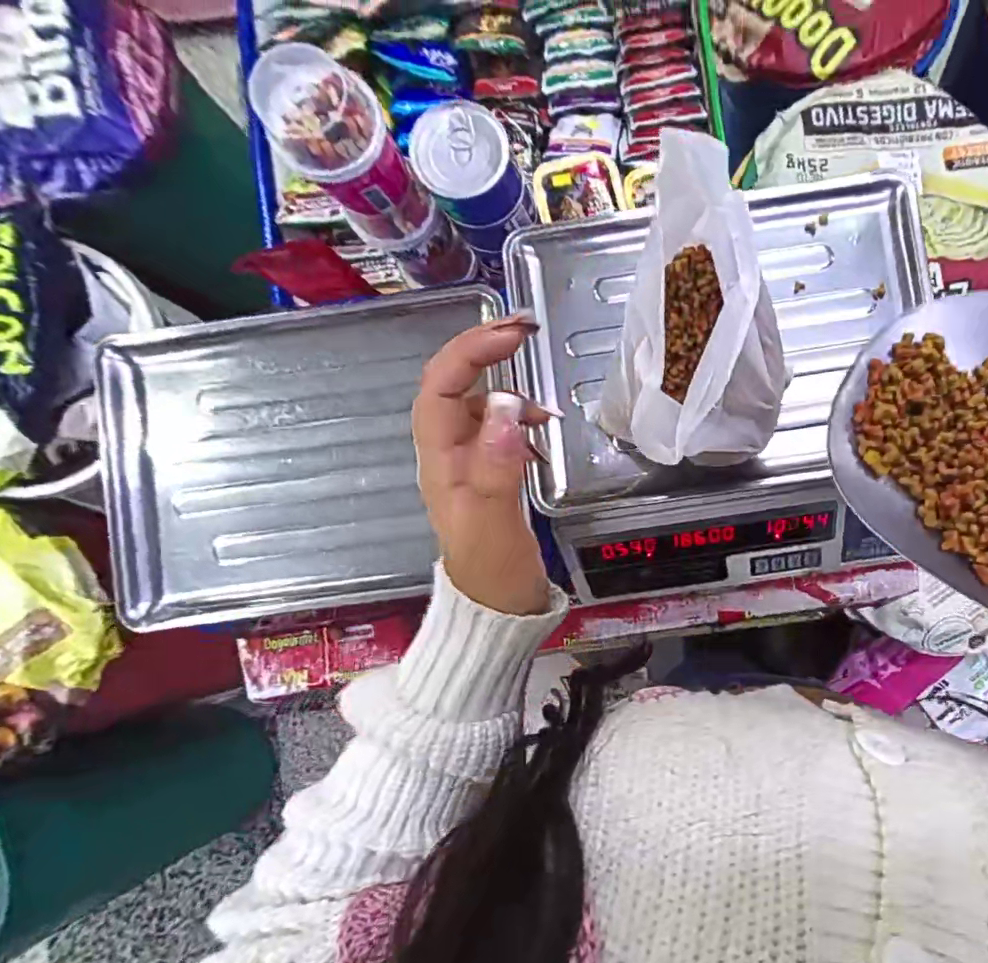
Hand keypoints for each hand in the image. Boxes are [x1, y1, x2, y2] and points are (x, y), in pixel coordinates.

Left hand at [412, 312, 554, 614]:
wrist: (499, 609)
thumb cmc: (493, 570)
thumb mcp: (494, 520)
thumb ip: (497, 464)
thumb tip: (508, 405)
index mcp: (440, 459)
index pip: (442, 387)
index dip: (471, 351)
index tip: (513, 332)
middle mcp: (449, 454)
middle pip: (455, 386)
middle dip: (485, 352)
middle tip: (525, 329)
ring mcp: (470, 464)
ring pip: (480, 407)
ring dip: (510, 393)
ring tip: (547, 410)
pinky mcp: (491, 476)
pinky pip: (500, 432)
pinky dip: (521, 422)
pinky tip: (543, 435)